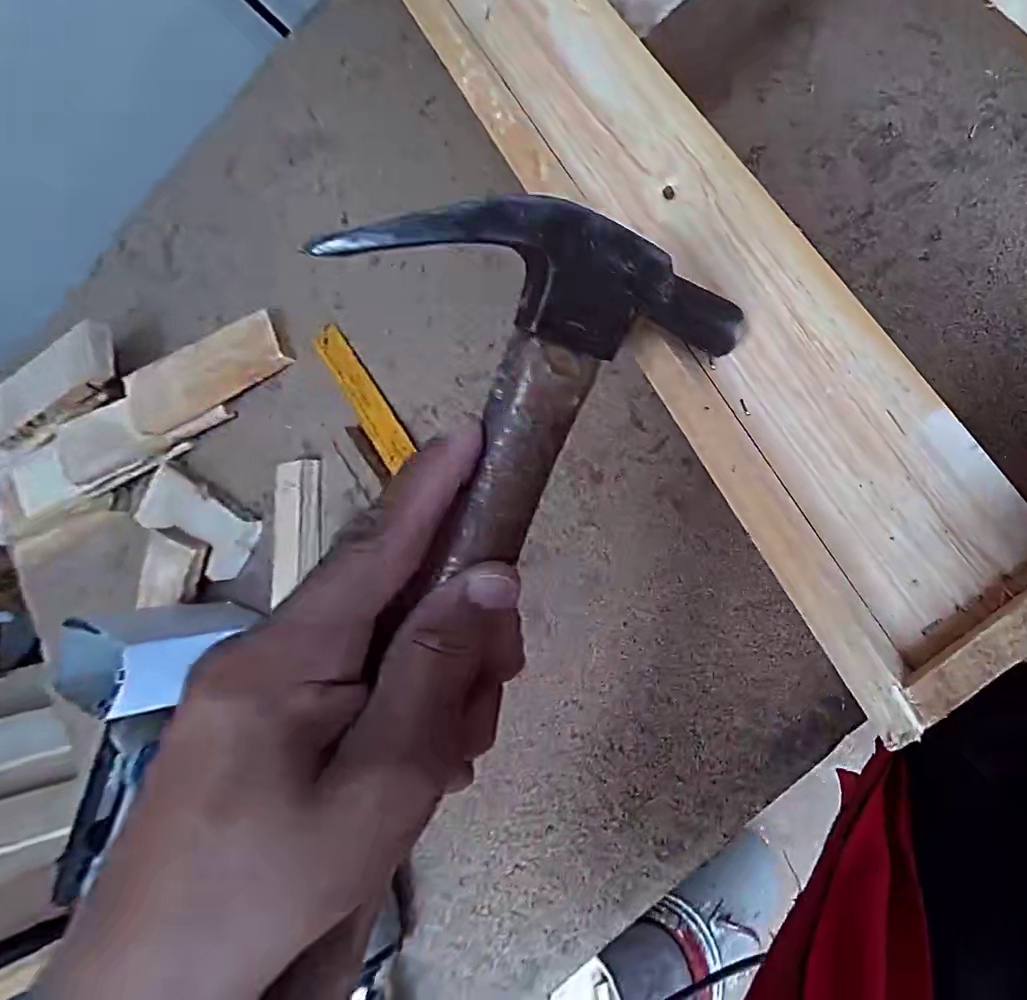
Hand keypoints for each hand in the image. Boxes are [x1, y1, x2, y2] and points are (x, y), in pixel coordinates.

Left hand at [39, 424, 525, 999]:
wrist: (177, 987)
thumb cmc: (283, 879)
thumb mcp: (390, 772)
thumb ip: (441, 663)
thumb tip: (491, 571)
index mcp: (287, 661)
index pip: (376, 550)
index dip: (430, 487)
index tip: (469, 433)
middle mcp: (278, 657)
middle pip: (410, 601)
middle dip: (470, 633)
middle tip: (498, 689)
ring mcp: (279, 689)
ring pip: (409, 642)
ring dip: (454, 684)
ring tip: (454, 754)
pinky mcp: (288, 718)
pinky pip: (385, 680)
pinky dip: (426, 709)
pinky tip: (432, 759)